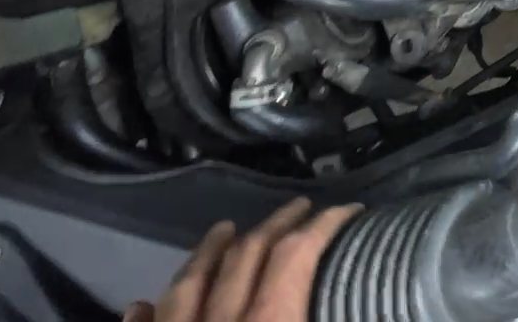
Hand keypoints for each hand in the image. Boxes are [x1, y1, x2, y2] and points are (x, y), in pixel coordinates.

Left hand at [124, 197, 359, 321]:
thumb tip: (376, 306)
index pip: (298, 253)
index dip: (327, 223)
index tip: (350, 210)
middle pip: (244, 258)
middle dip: (275, 224)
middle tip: (299, 206)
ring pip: (185, 288)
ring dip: (206, 254)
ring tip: (224, 230)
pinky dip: (142, 316)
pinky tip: (140, 305)